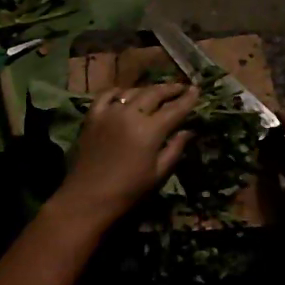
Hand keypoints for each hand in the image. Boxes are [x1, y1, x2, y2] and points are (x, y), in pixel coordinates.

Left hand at [51, 83, 198, 223]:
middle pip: (154, 93)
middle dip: (170, 89)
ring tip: (157, 92)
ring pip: (133, 91)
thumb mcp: (158, 173)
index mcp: (150, 130)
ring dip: (148, 90)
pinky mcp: (93, 116)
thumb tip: (189, 131)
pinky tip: (124, 94)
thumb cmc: (128, 190)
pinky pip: (107, 95)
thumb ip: (175, 148)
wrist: (88, 198)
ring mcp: (109, 112)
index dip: (188, 99)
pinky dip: (119, 92)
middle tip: (181, 87)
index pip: (175, 109)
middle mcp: (131, 114)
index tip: (197, 89)